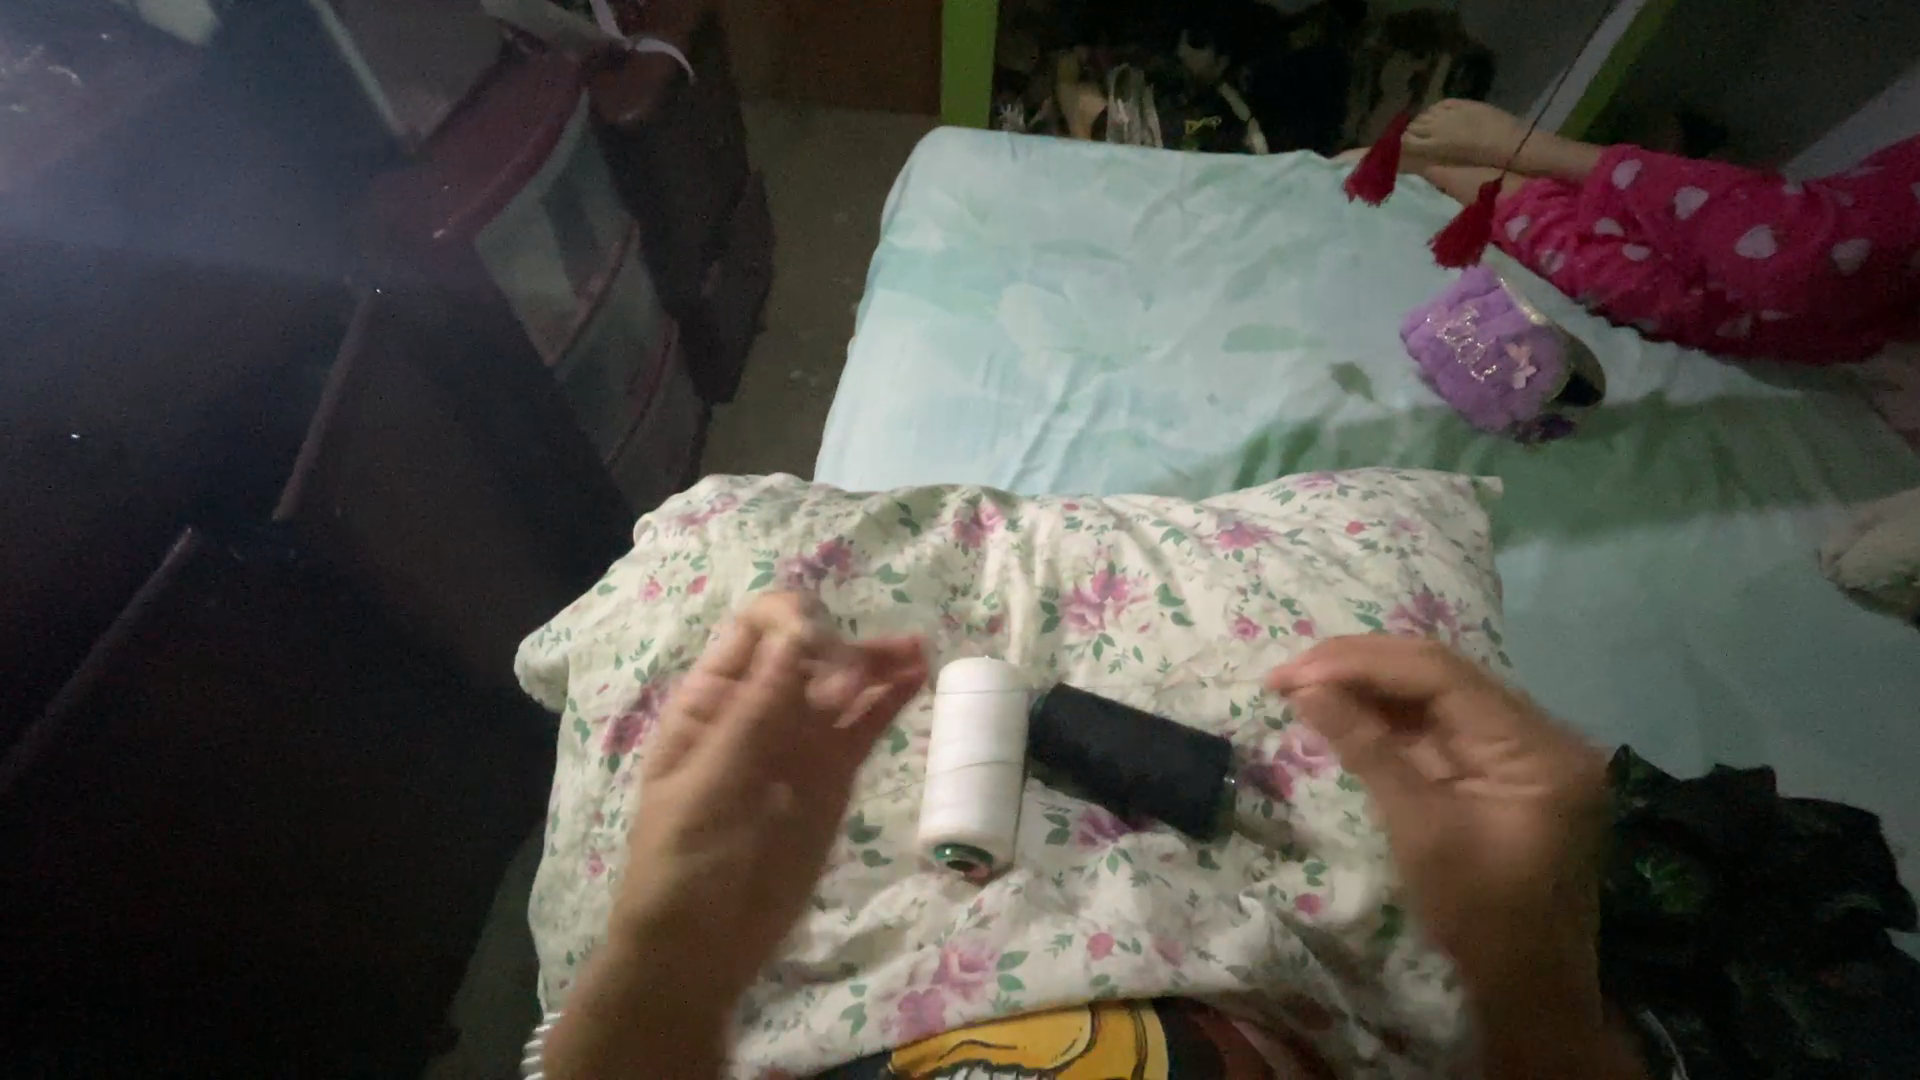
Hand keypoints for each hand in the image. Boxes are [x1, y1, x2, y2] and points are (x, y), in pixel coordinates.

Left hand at [547, 593, 927, 1078]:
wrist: (705, 948)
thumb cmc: (684, 864)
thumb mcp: (707, 786)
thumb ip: (754, 712)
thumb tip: (797, 634)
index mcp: (714, 699)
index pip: (756, 630)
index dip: (791, 624)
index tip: (818, 651)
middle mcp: (761, 706)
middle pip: (809, 648)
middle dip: (839, 648)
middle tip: (856, 682)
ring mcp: (801, 738)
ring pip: (844, 682)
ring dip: (877, 660)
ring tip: (917, 650)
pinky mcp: (834, 769)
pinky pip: (865, 723)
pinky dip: (890, 697)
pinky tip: (918, 675)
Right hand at [1266, 637, 1607, 996]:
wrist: (1527, 988)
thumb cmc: (1479, 917)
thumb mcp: (1417, 829)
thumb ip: (1364, 747)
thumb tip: (1303, 688)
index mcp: (1536, 748)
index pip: (1440, 675)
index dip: (1360, 663)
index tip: (1294, 673)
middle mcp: (1535, 730)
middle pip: (1435, 669)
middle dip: (1355, 664)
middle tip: (1287, 673)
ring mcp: (1514, 743)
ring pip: (1427, 685)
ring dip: (1361, 680)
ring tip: (1299, 683)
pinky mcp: (1490, 759)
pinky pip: (1427, 715)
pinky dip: (1376, 707)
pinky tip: (1334, 704)